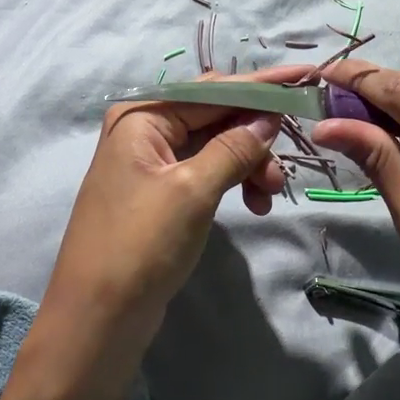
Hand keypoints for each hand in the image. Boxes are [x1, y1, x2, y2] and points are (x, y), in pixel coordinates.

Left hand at [0, 67, 308, 399]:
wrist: (96, 322)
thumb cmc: (140, 245)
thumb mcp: (193, 191)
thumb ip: (233, 149)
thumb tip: (267, 117)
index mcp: (142, 116)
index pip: (212, 89)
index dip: (259, 86)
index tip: (303, 77)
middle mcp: (143, 129)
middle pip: (214, 115)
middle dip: (255, 134)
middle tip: (285, 166)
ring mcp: (150, 162)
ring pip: (215, 145)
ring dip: (247, 163)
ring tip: (269, 196)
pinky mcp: (159, 193)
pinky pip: (206, 170)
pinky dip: (232, 181)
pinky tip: (253, 204)